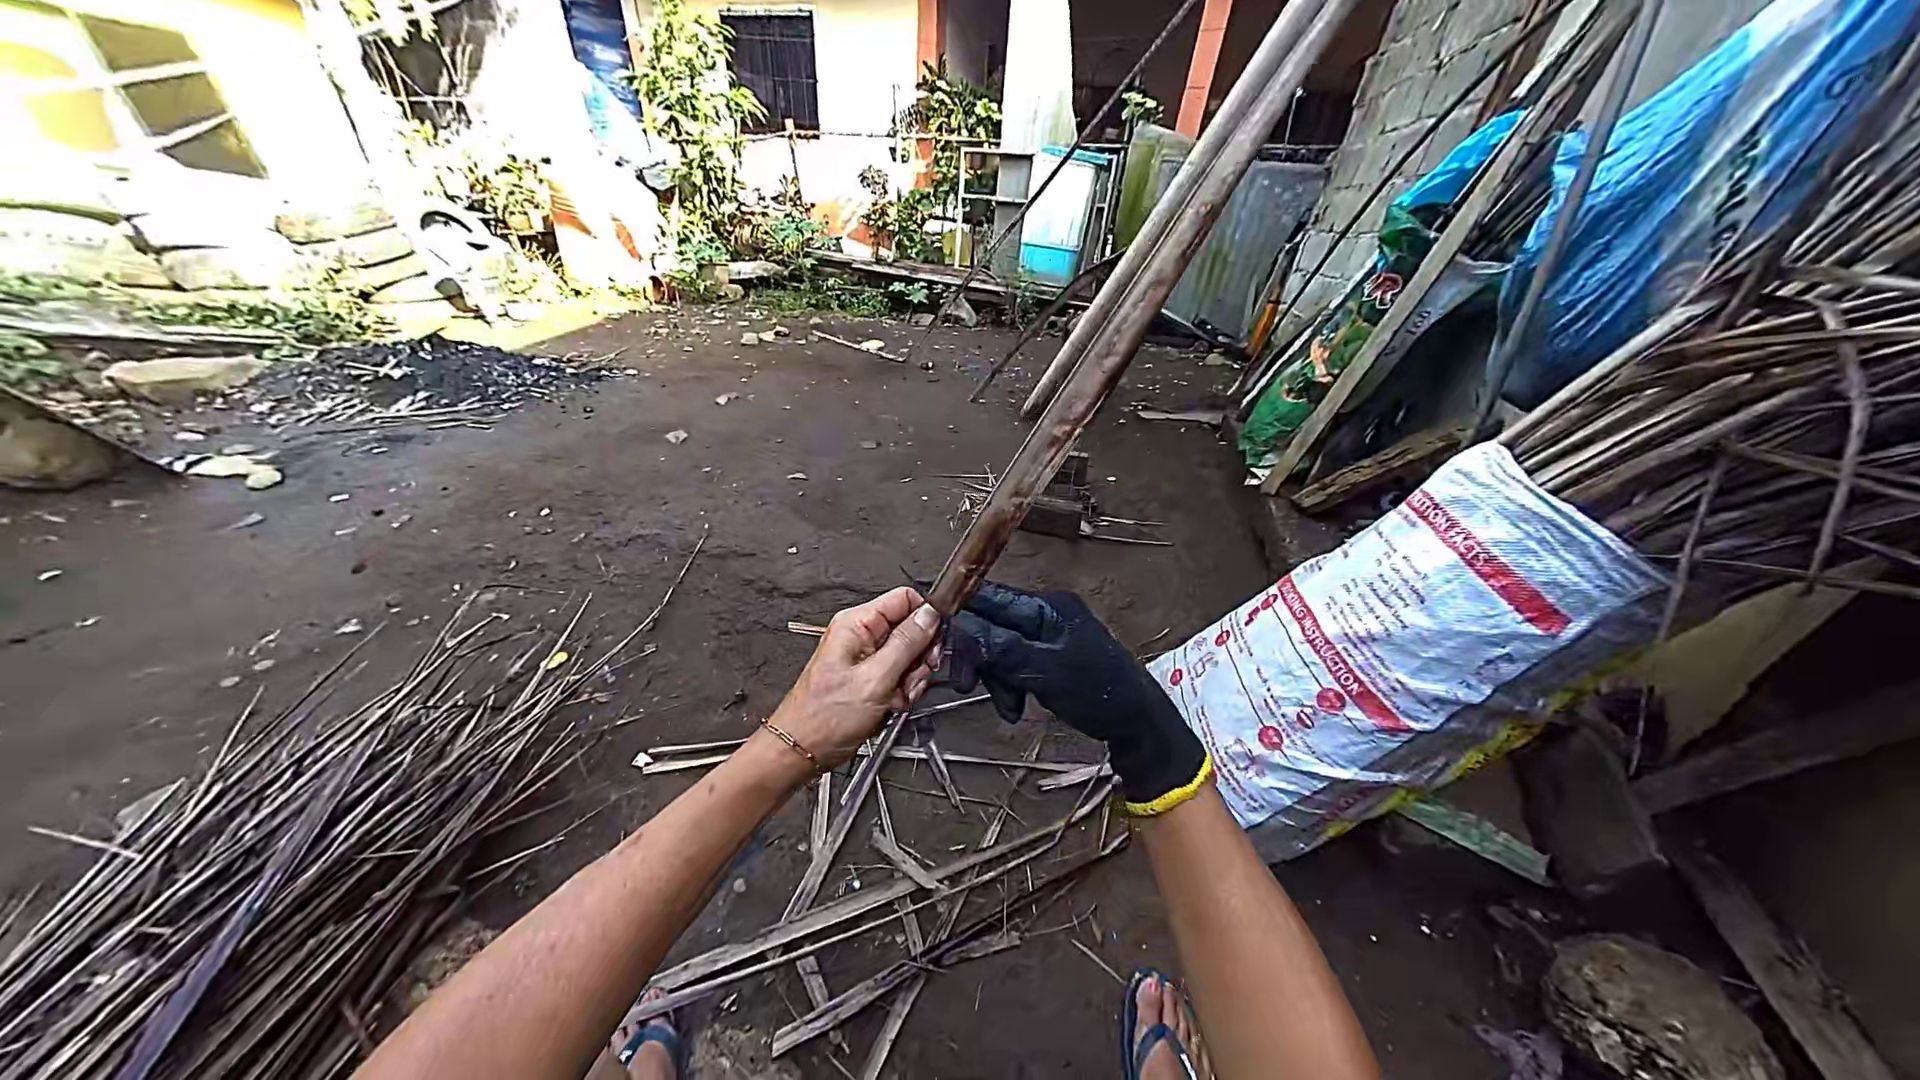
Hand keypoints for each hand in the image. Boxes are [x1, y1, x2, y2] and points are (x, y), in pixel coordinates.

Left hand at [767, 586, 942, 770]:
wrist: (804, 750)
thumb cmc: (823, 717)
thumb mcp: (875, 678)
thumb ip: (907, 643)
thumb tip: (930, 615)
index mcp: (857, 623)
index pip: (906, 599)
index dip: (926, 619)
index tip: (933, 644)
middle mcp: (861, 635)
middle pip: (912, 629)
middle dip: (919, 657)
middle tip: (911, 677)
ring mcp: (867, 656)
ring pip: (910, 656)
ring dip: (912, 679)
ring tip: (896, 696)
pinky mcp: (871, 676)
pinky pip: (901, 675)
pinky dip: (903, 691)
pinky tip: (891, 704)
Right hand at [947, 582, 1209, 814]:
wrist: (1136, 722)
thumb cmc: (1098, 692)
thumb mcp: (1044, 669)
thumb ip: (1001, 646)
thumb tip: (960, 627)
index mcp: (1045, 607)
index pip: (989, 598)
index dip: (962, 617)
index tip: (940, 644)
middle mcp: (1044, 613)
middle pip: (990, 625)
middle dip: (980, 657)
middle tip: (967, 685)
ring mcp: (1046, 635)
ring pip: (999, 648)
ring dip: (995, 677)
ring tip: (1009, 706)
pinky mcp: (1047, 656)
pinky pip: (1013, 663)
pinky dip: (1009, 684)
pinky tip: (1016, 706)